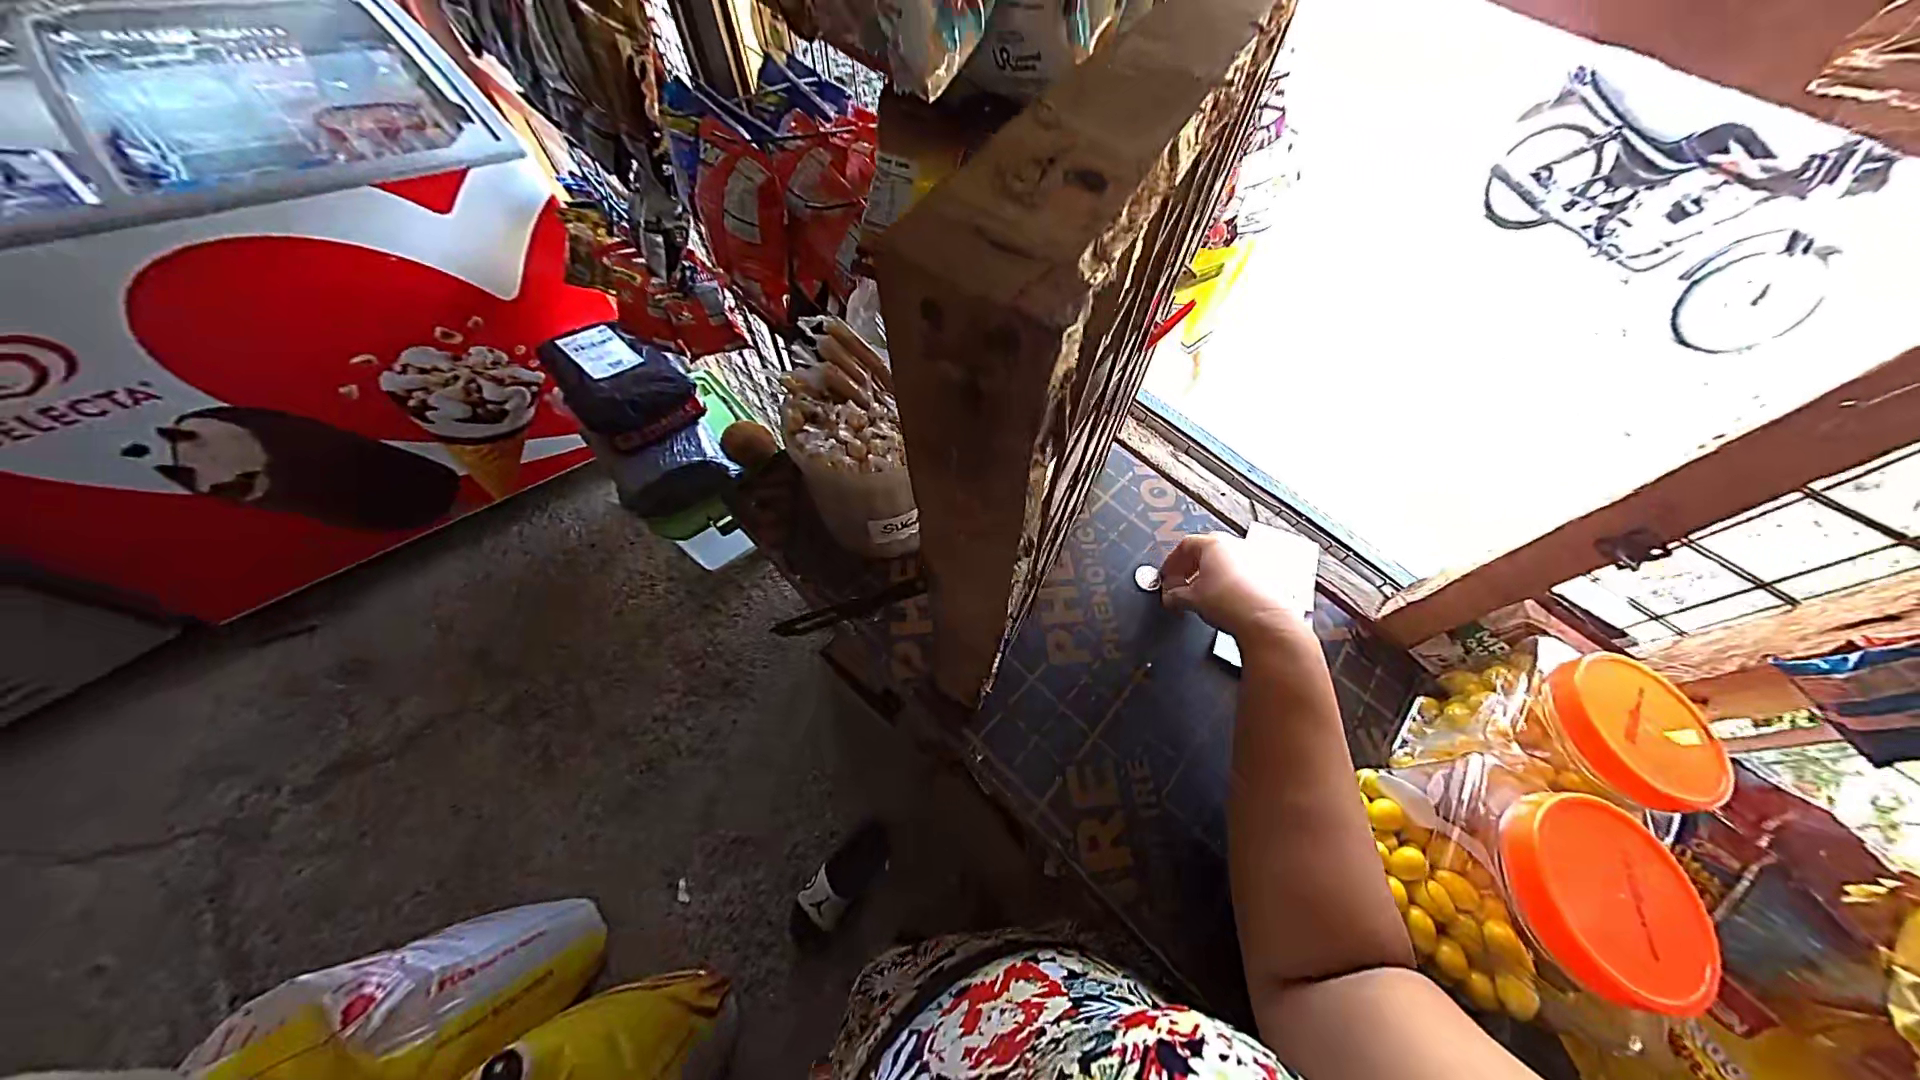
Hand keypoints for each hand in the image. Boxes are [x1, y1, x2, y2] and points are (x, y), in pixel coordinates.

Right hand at [1160, 532, 1311, 643]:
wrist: (1266, 620)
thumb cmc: (1233, 603)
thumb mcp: (1190, 599)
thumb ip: (1173, 595)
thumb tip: (1170, 597)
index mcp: (1214, 543)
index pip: (1184, 546)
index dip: (1171, 564)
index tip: (1167, 578)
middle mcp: (1236, 544)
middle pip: (1204, 551)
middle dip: (1189, 569)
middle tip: (1181, 586)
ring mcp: (1254, 556)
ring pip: (1224, 561)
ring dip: (1209, 575)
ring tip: (1202, 595)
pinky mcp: (1268, 572)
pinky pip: (1240, 571)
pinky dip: (1228, 581)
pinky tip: (1223, 599)